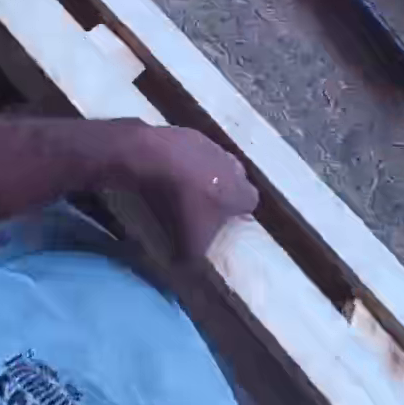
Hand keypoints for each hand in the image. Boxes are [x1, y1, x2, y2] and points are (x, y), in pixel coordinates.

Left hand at [117, 124, 257, 261]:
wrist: (154, 158)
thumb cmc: (180, 202)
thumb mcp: (189, 241)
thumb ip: (192, 260)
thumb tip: (182, 272)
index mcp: (241, 191)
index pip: (250, 203)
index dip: (235, 213)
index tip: (217, 221)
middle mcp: (233, 165)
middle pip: (234, 180)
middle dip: (220, 191)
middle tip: (197, 204)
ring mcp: (210, 145)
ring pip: (212, 162)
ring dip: (199, 173)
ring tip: (177, 185)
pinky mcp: (185, 132)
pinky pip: (187, 149)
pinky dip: (178, 158)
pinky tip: (162, 168)